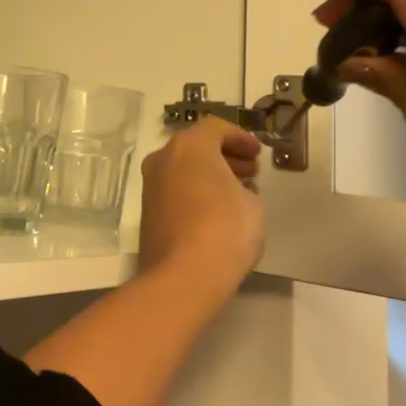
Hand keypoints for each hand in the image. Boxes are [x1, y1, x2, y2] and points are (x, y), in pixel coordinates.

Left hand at [137, 117, 263, 289]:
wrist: (183, 276)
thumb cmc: (224, 230)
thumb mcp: (251, 203)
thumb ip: (244, 186)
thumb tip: (235, 188)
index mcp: (189, 147)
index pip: (216, 128)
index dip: (240, 138)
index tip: (258, 154)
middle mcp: (163, 159)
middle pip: (196, 146)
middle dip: (225, 156)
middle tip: (250, 172)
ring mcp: (150, 185)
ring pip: (183, 169)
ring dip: (209, 174)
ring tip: (237, 192)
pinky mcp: (147, 211)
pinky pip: (175, 190)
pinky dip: (195, 191)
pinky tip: (216, 211)